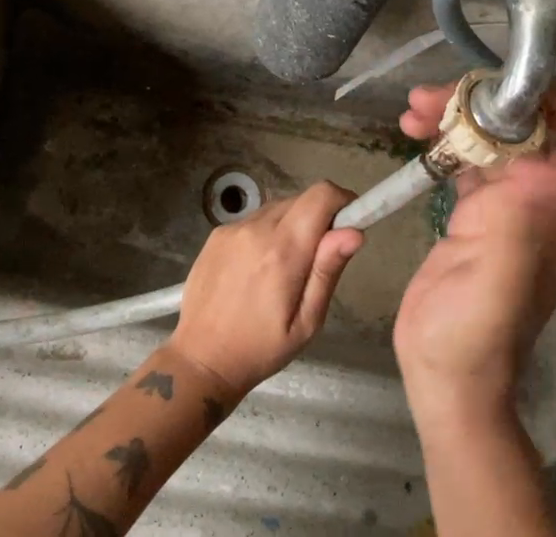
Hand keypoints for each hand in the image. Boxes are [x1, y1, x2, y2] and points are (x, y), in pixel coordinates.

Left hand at [168, 182, 365, 396]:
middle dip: (319, 219)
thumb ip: (328, 270)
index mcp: (282, 251)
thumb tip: (354, 232)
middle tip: (317, 260)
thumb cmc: (260, 348)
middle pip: (300, 200)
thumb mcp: (306, 322)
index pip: (321, 196)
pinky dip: (267, 233)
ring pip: (277, 208)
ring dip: (292, 226)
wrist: (201, 358)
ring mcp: (232, 229)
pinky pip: (254, 220)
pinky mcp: (216, 234)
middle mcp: (255, 229)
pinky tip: (259, 268)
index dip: (342, 202)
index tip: (349, 226)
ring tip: (286, 270)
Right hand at [393, 80, 555, 418]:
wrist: (445, 370)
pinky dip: (443, 143)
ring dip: (456, 118)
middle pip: (525, 131)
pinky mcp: (476, 218)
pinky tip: (415, 134)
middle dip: (482, 103)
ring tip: (412, 110)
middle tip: (430, 96)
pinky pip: (467, 164)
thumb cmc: (479, 322)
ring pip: (492, 142)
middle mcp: (544, 202)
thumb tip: (527, 143)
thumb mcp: (504, 259)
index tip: (498, 79)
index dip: (548, 99)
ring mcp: (509, 210)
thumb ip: (520, 199)